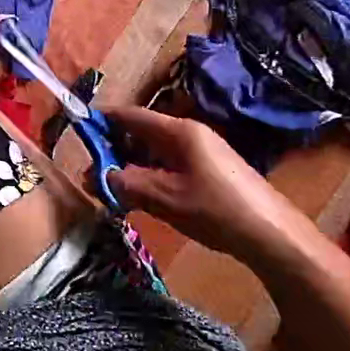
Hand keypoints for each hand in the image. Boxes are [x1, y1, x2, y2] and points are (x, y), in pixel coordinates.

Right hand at [106, 107, 310, 257]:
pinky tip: (142, 198)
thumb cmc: (216, 210)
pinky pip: (169, 165)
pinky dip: (150, 176)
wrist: (272, 235)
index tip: (77, 130)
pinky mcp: (209, 170)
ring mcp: (202, 152)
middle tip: (92, 174)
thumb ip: (127, 183)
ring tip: (113, 191)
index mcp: (178, 132)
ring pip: (154, 152)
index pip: (131, 116)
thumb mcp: (165, 198)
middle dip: (114, 150)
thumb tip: (98, 176)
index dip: (102, 121)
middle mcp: (189, 134)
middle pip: (141, 133)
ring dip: (131, 167)